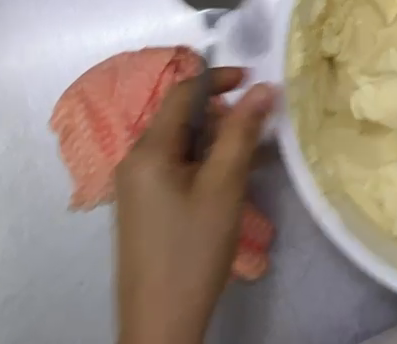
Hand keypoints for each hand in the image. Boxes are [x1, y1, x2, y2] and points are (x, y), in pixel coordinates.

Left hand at [115, 68, 276, 343]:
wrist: (159, 325)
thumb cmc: (193, 249)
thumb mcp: (224, 186)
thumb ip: (242, 131)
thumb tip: (262, 87)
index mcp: (147, 150)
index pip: (182, 92)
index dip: (219, 78)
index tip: (254, 79)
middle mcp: (134, 161)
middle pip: (181, 117)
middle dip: (220, 114)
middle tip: (255, 130)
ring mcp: (135, 187)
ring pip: (180, 144)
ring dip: (214, 141)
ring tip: (245, 161)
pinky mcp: (142, 208)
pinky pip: (174, 167)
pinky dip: (201, 164)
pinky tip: (224, 186)